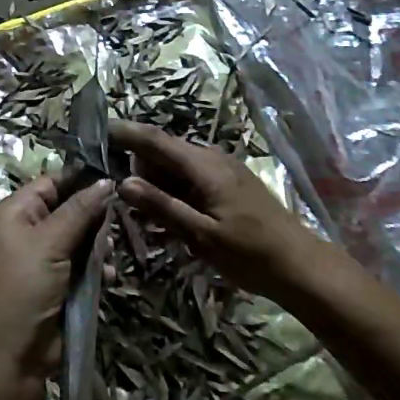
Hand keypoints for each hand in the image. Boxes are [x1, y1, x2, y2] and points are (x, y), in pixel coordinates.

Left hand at [0, 175, 110, 399]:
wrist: (11, 358)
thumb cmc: (23, 289)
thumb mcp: (49, 244)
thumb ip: (79, 211)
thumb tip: (106, 180)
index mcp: (16, 211)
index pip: (53, 182)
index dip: (83, 178)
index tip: (120, 175)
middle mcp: (28, 229)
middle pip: (71, 209)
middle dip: (97, 216)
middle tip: (125, 218)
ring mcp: (45, 258)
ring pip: (82, 238)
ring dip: (101, 245)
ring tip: (115, 253)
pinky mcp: (60, 283)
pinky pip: (85, 265)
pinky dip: (99, 268)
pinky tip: (112, 276)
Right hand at [110, 119, 319, 294]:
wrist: (303, 268)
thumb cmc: (252, 254)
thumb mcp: (202, 236)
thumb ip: (161, 207)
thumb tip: (122, 182)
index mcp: (204, 166)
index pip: (154, 139)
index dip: (124, 132)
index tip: (95, 130)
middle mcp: (211, 159)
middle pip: (161, 150)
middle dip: (136, 165)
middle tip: (114, 189)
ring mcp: (221, 169)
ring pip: (174, 165)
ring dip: (154, 181)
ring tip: (139, 211)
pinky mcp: (227, 183)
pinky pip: (189, 176)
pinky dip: (171, 190)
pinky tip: (165, 216)